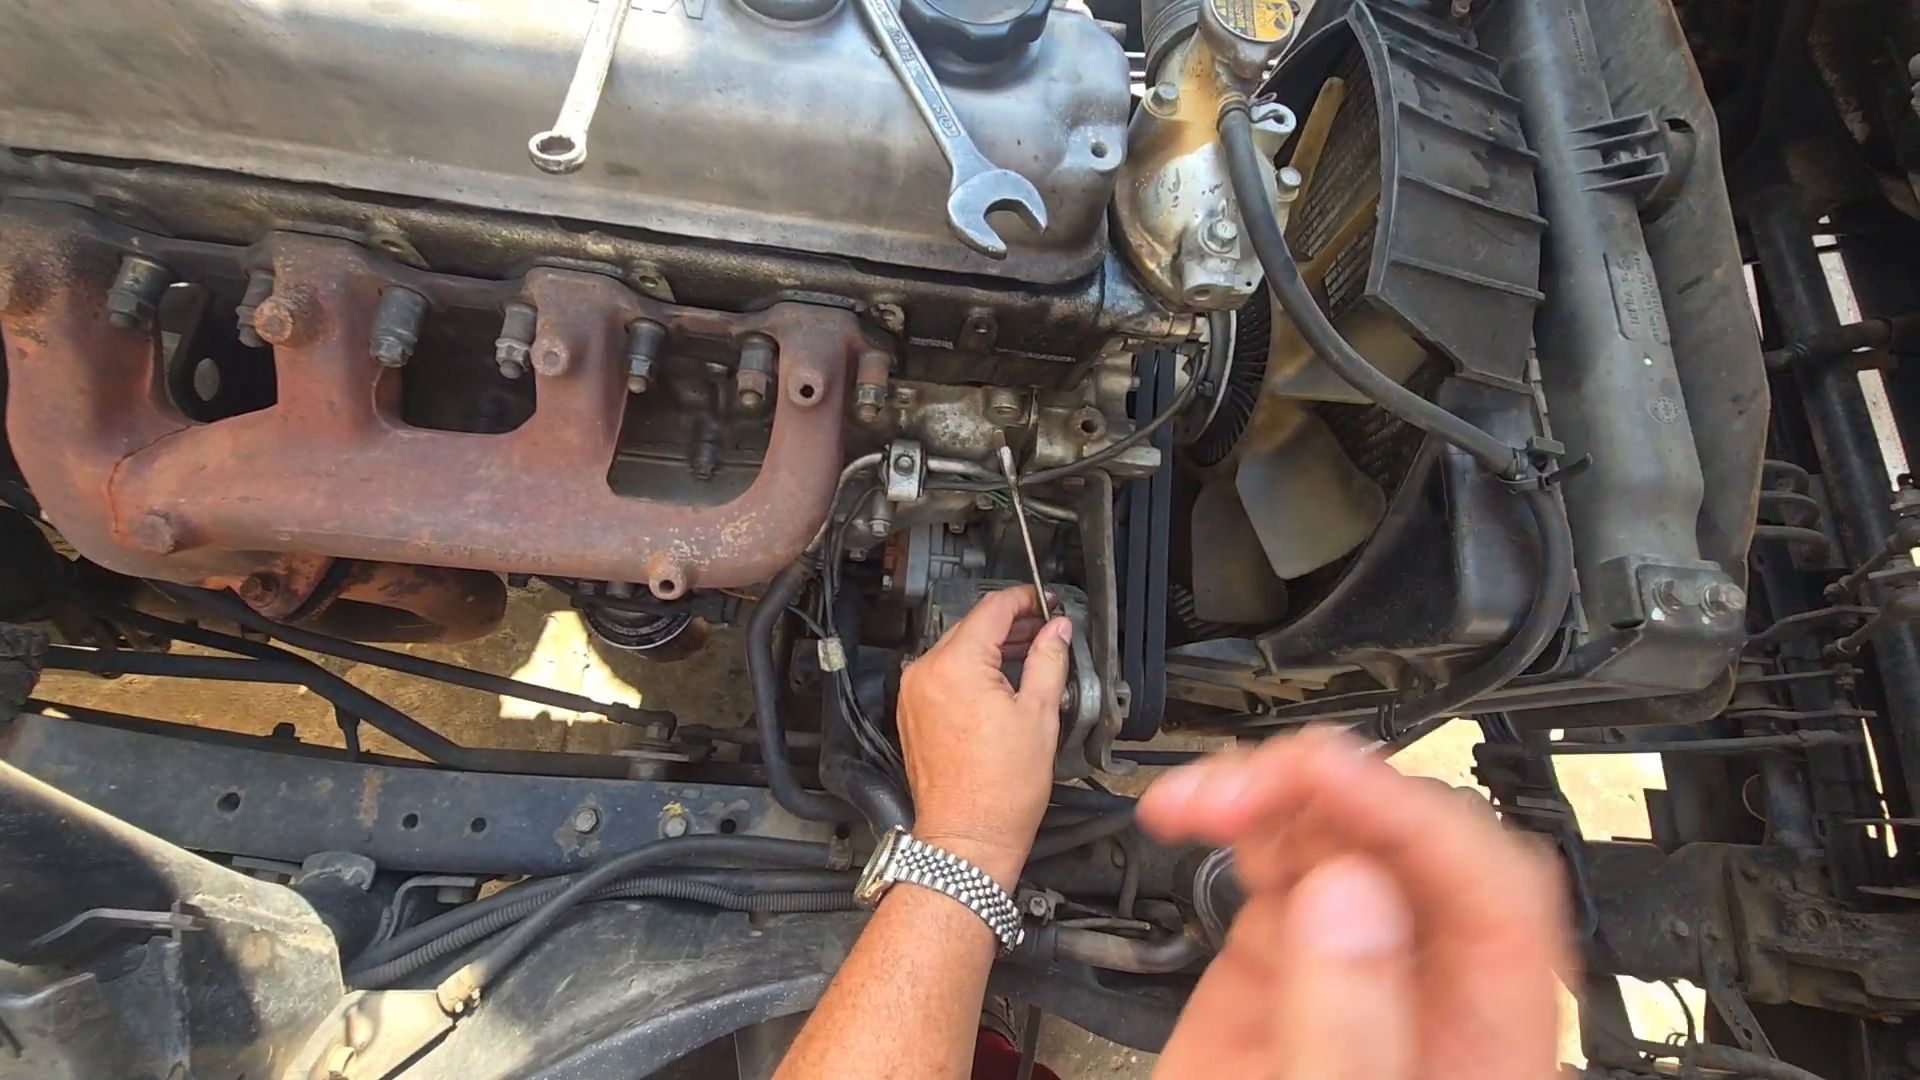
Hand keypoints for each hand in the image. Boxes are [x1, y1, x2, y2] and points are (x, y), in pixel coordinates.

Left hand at [896, 585, 1072, 886]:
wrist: (966, 838)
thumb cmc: (1000, 790)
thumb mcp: (1039, 714)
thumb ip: (1049, 659)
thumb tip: (1057, 630)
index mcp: (956, 665)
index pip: (992, 608)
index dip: (1025, 599)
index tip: (1044, 602)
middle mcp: (926, 671)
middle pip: (972, 625)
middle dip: (1011, 623)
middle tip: (1045, 629)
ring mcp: (914, 692)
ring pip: (957, 648)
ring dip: (992, 646)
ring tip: (1029, 654)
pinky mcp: (912, 711)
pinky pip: (944, 673)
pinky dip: (971, 669)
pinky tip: (999, 680)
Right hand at [1139, 729, 1569, 1079]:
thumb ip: (1349, 1034)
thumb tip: (1351, 899)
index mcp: (1478, 1047)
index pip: (1491, 895)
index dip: (1415, 820)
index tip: (1324, 783)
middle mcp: (1420, 987)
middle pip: (1406, 840)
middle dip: (1321, 791)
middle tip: (1237, 792)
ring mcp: (1347, 957)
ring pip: (1334, 827)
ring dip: (1264, 791)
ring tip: (1197, 800)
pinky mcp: (1282, 943)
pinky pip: (1273, 850)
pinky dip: (1232, 815)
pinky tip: (1194, 813)